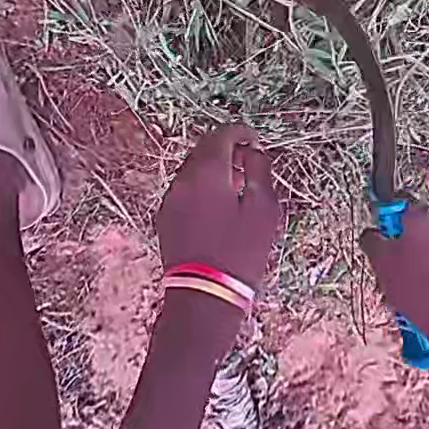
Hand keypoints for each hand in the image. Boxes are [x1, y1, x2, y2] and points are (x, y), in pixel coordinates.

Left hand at [154, 125, 282, 290]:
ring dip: (214, 168)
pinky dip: (201, 186)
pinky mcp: (165, 216)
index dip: (241, 132)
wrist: (204, 295)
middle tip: (248, 161)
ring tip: (236, 185)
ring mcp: (170, 198)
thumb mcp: (263, 209)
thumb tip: (254, 151)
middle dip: (226, 148)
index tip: (255, 140)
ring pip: (193, 169)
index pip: (221, 135)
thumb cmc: (241, 253)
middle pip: (204, 149)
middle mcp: (183, 178)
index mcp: (208, 171)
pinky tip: (218, 205)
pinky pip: (185, 189)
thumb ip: (259, 171)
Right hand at [360, 205, 428, 337]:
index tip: (374, 230)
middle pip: (406, 230)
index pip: (395, 207)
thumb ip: (371, 240)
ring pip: (416, 249)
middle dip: (392, 244)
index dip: (382, 219)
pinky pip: (428, 265)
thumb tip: (369, 234)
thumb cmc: (414, 286)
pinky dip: (417, 274)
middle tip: (380, 261)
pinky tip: (409, 292)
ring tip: (393, 283)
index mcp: (418, 219)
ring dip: (404, 262)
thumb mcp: (380, 260)